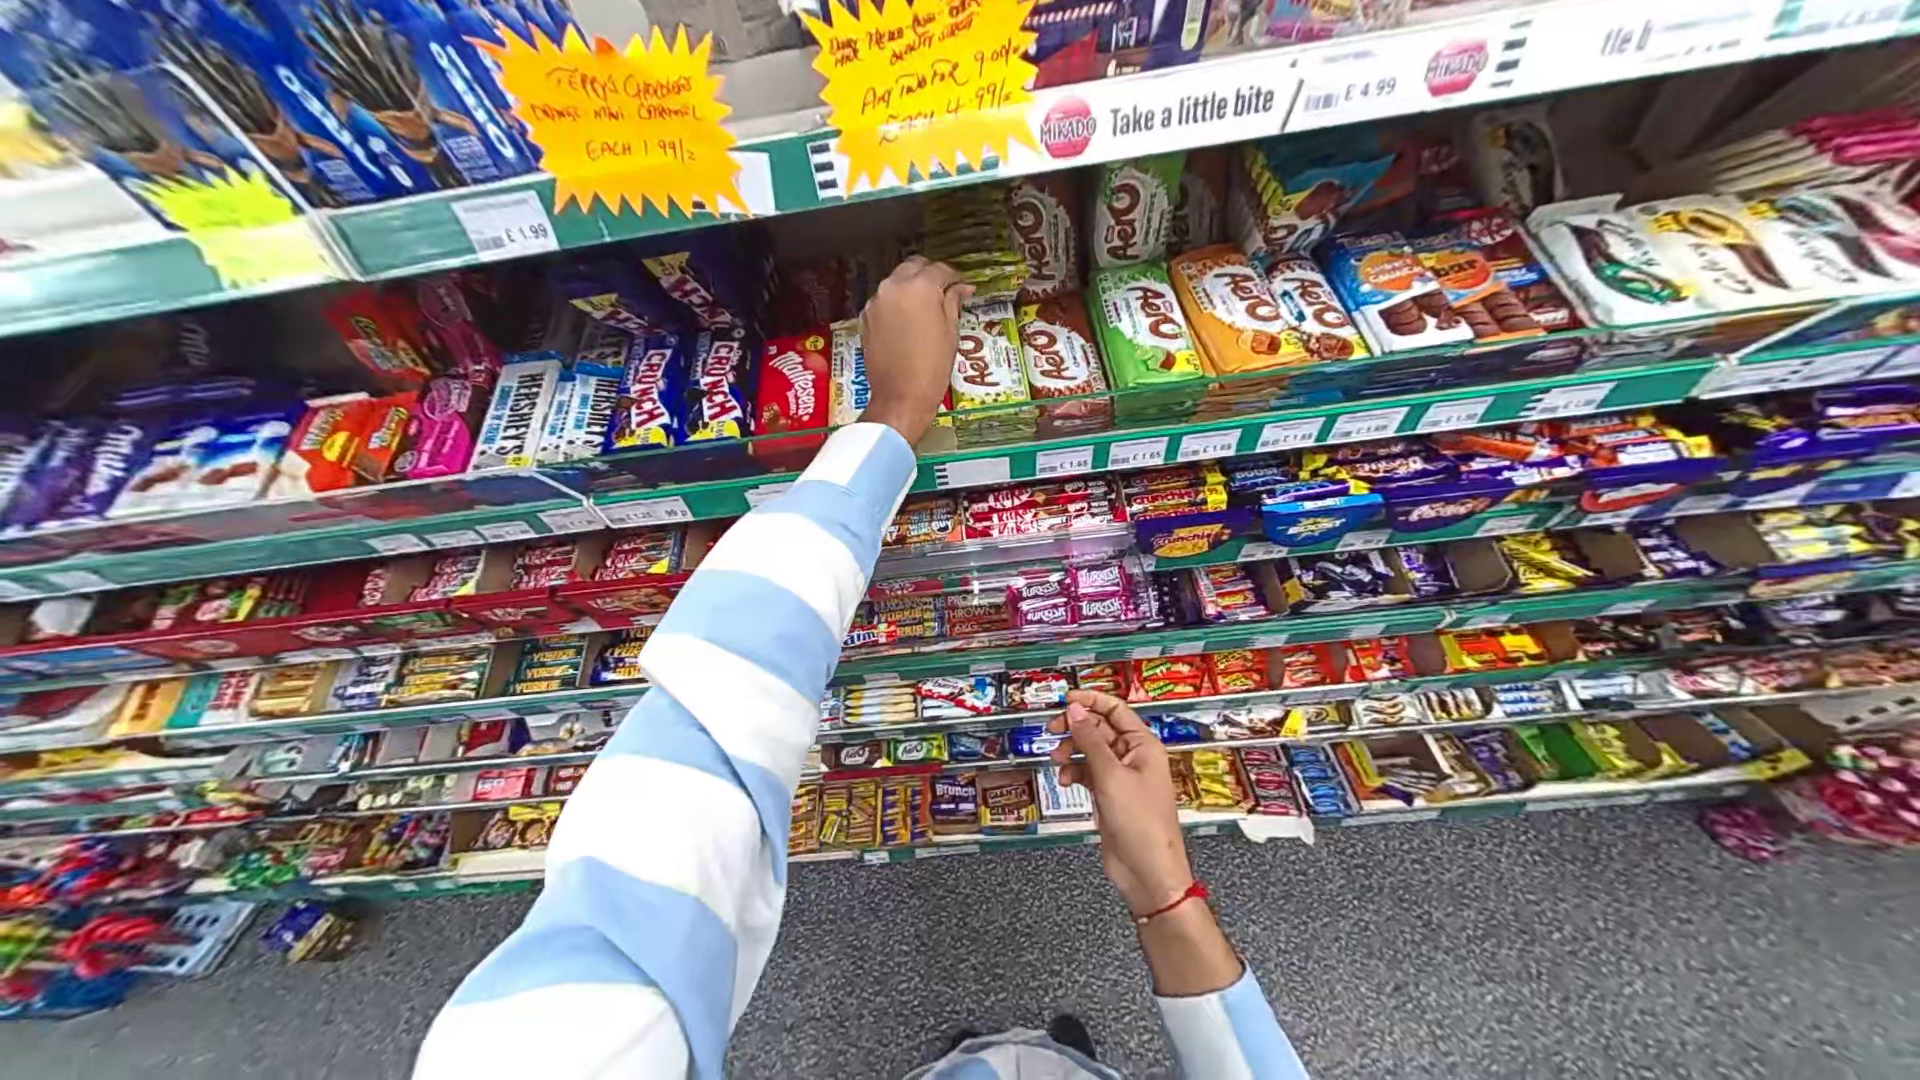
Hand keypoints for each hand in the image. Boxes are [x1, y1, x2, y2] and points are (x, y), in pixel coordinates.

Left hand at [858, 256, 972, 444]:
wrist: (901, 397)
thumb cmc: (933, 367)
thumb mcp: (951, 332)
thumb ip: (953, 302)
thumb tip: (961, 287)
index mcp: (919, 287)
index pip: (940, 269)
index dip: (955, 277)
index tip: (962, 287)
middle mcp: (893, 287)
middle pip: (914, 267)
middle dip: (930, 275)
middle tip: (944, 292)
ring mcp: (876, 302)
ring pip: (896, 282)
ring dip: (911, 288)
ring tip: (925, 308)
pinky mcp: (866, 318)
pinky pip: (884, 301)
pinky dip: (896, 304)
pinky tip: (907, 321)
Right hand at [1048, 689, 1194, 915]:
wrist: (1147, 871)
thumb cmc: (1143, 826)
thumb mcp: (1111, 775)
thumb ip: (1090, 740)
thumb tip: (1076, 712)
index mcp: (1143, 745)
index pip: (1115, 709)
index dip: (1090, 701)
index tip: (1067, 699)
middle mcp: (1133, 757)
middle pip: (1100, 728)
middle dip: (1076, 727)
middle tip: (1054, 728)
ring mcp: (1121, 776)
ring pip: (1090, 750)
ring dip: (1072, 750)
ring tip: (1059, 758)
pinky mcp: (1110, 794)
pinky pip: (1087, 772)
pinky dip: (1074, 772)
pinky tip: (1067, 779)